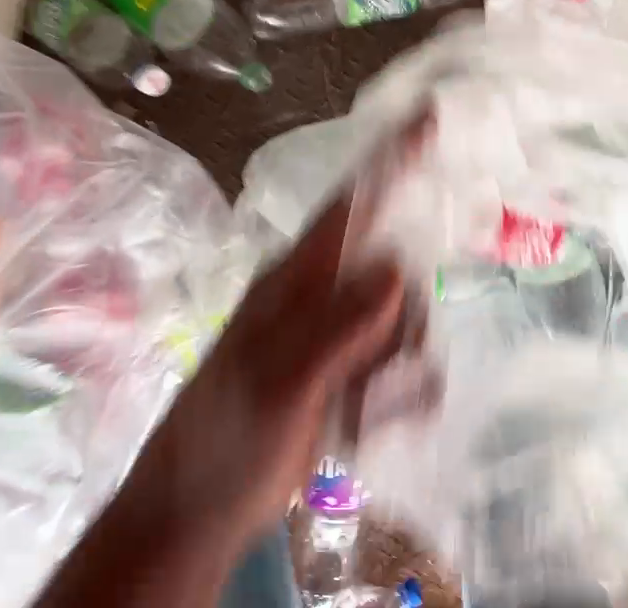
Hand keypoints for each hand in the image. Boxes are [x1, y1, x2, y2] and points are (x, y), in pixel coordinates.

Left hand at [38, 189, 408, 607]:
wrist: (197, 511)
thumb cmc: (226, 436)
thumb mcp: (283, 379)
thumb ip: (340, 323)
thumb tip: (398, 266)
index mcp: (299, 277)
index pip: (352, 203)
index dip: (391, 159)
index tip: (430, 117)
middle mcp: (323, 296)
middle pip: (396, 272)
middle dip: (403, 315)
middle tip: (377, 367)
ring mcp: (337, 339)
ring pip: (404, 322)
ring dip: (399, 364)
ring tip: (362, 407)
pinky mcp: (348, 378)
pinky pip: (401, 367)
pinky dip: (401, 395)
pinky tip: (374, 424)